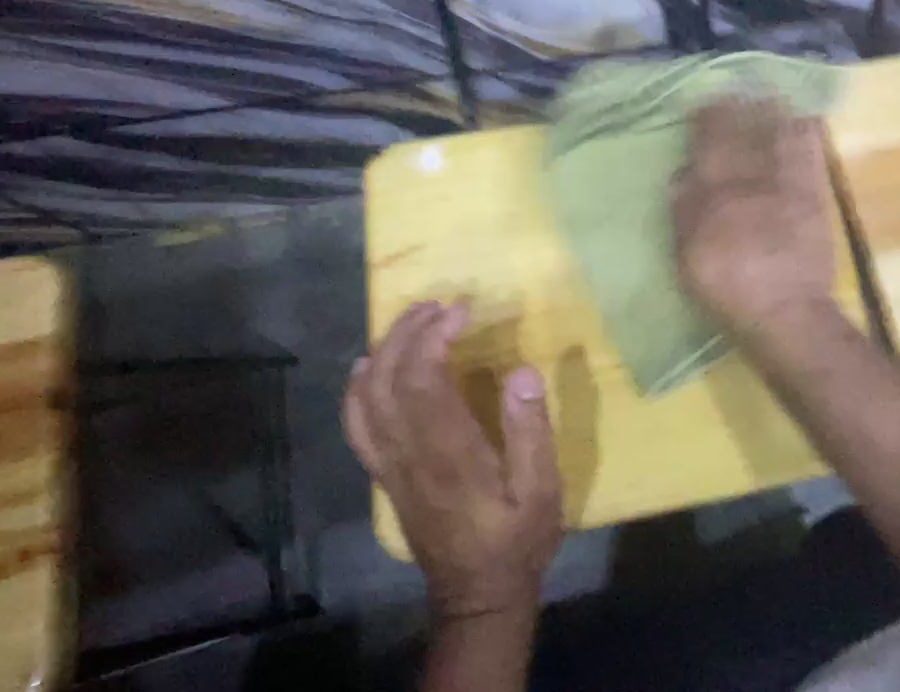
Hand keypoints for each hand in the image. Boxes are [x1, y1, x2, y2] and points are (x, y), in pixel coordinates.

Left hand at [343, 300, 562, 619]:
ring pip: (366, 397)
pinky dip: (357, 387)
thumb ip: (531, 431)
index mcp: (448, 453)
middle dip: (408, 332)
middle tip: (440, 304)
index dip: (434, 336)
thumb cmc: (517, 539)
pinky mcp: (385, 474)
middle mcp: (409, 453)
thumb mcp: (542, 490)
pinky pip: (357, 424)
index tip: (462, 310)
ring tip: (413, 321)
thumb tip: (522, 371)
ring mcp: (390, 465)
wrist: (476, 595)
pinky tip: (368, 365)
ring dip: (385, 350)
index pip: (423, 380)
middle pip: (388, 379)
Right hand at [674, 97, 837, 339]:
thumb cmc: (727, 287)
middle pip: (746, 134)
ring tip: (770, 94)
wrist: (786, 312)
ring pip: (780, 138)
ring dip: (774, 113)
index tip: (706, 101)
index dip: (709, 119)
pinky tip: (805, 120)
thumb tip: (683, 174)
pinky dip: (807, 135)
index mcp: (718, 190)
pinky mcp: (816, 198)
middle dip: (740, 110)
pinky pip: (811, 157)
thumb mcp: (687, 255)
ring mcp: (789, 185)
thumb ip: (684, 210)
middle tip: (737, 89)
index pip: (711, 142)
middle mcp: (754, 178)